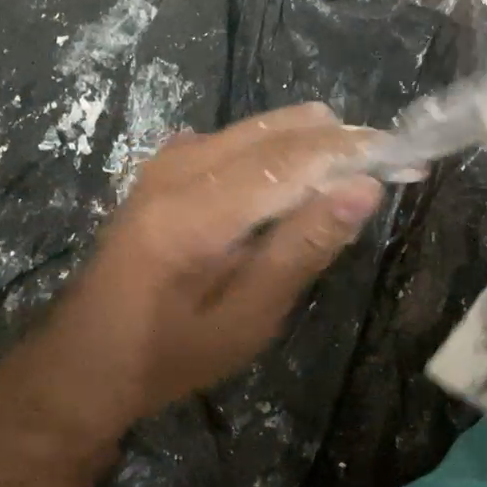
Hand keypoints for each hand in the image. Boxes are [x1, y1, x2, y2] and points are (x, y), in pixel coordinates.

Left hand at [35, 102, 384, 426]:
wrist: (85, 359)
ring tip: (357, 162)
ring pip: (257, 128)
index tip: (401, 153)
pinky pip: (235, 137)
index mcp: (192, 214)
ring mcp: (167, 160)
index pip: (288, 161)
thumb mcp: (246, 319)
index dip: (349, 151)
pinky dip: (278, 144)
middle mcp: (177, 169)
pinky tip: (301, 170)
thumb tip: (365, 188)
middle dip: (338, 139)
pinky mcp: (165, 162)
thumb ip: (304, 248)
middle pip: (275, 133)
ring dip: (311, 139)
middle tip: (389, 156)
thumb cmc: (171, 353)